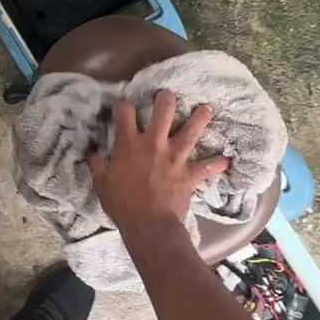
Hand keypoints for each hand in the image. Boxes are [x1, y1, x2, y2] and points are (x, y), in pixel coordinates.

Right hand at [88, 90, 225, 240]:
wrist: (149, 225)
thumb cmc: (122, 204)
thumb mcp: (101, 184)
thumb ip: (98, 165)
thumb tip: (93, 152)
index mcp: (128, 144)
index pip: (125, 113)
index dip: (125, 106)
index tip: (125, 106)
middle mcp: (153, 144)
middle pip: (163, 112)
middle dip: (166, 100)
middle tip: (168, 94)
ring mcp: (174, 157)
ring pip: (190, 131)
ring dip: (200, 118)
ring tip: (207, 108)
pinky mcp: (189, 174)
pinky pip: (207, 167)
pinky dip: (216, 164)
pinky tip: (226, 161)